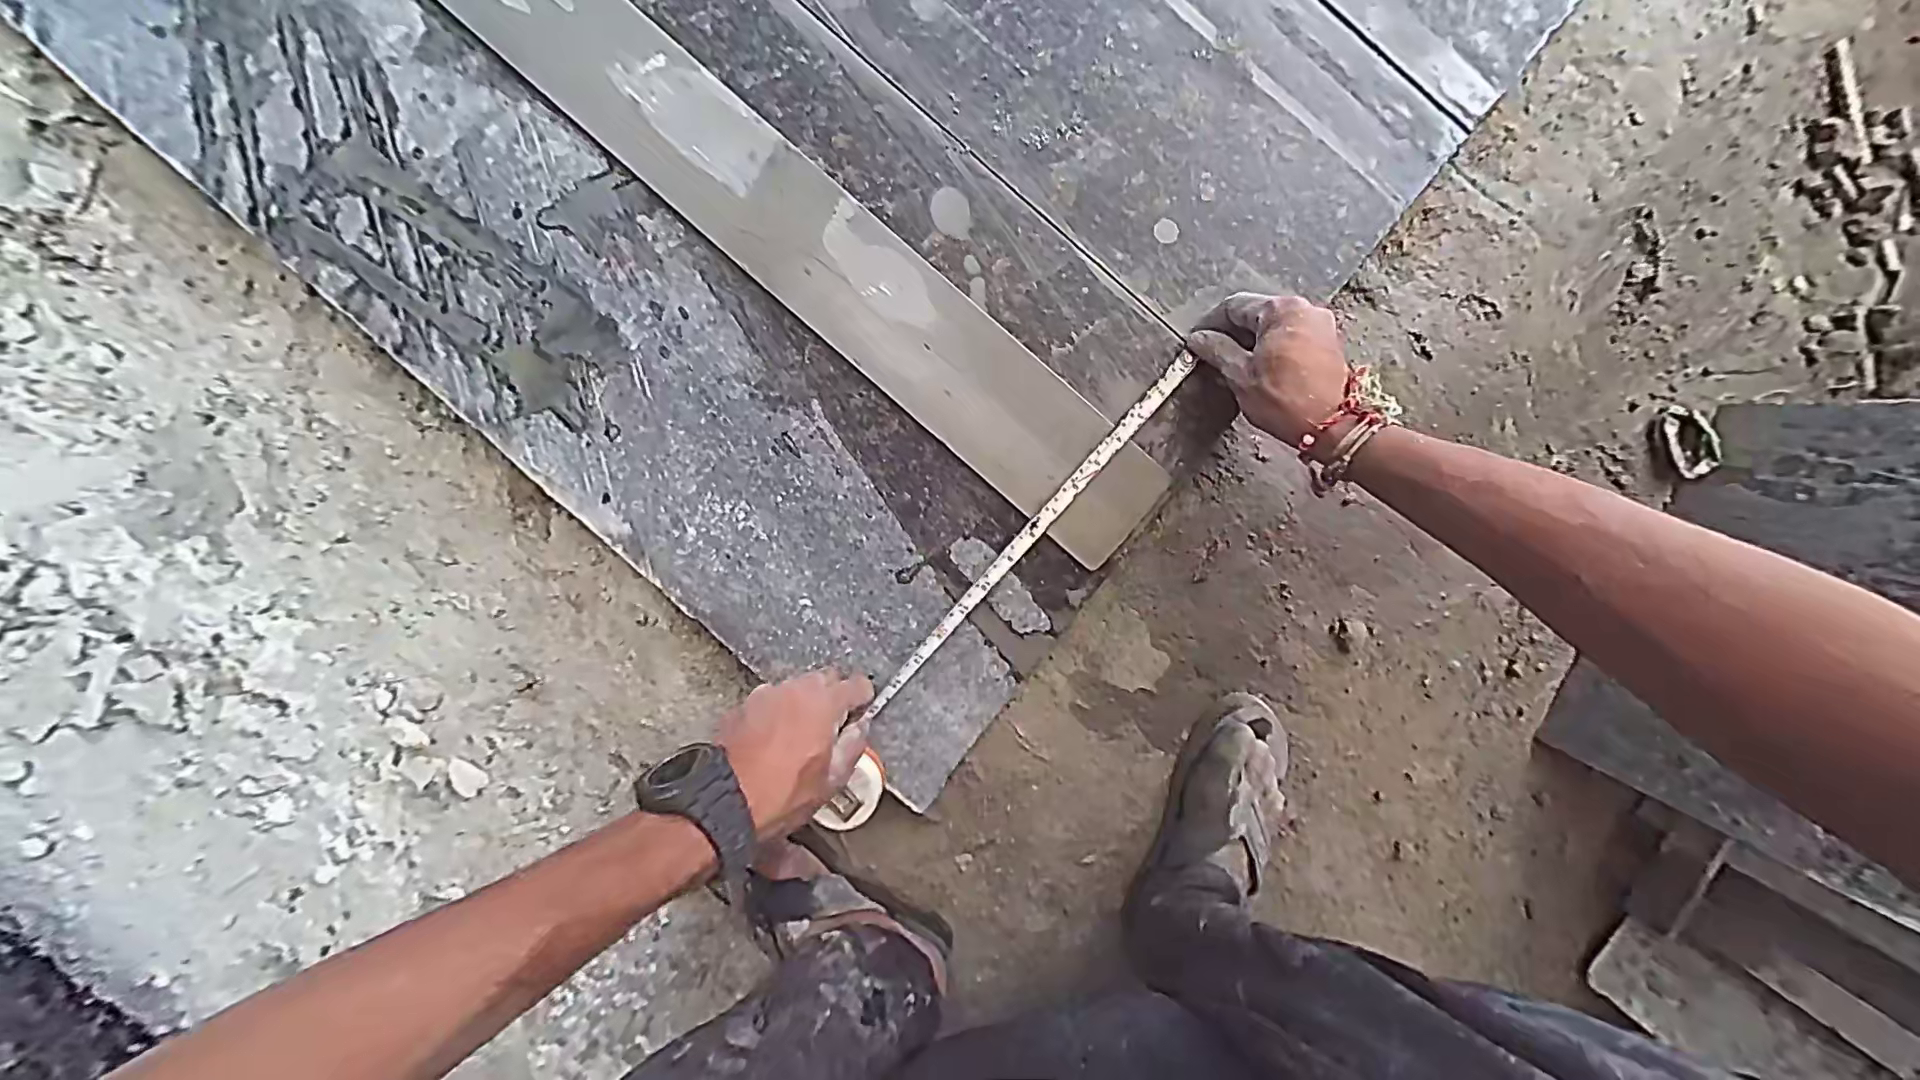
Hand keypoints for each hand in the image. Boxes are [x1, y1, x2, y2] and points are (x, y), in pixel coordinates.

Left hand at [714, 670, 874, 838]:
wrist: (725, 800)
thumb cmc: (779, 793)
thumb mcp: (831, 780)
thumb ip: (853, 746)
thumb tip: (860, 729)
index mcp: (824, 702)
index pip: (856, 684)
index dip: (863, 697)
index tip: (862, 709)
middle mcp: (796, 689)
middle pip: (826, 678)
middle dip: (833, 696)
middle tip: (834, 725)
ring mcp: (767, 693)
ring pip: (797, 687)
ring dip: (805, 702)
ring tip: (802, 733)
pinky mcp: (744, 705)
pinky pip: (771, 700)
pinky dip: (778, 712)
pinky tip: (776, 738)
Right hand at [1186, 294, 1352, 456]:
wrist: (1330, 425)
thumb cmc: (1284, 400)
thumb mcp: (1239, 374)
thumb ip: (1216, 350)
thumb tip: (1199, 339)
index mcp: (1282, 309)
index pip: (1234, 306)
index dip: (1210, 325)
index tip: (1196, 343)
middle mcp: (1306, 309)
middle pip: (1256, 315)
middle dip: (1231, 335)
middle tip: (1211, 358)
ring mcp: (1320, 326)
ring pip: (1273, 328)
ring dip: (1251, 344)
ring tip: (1234, 370)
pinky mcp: (1327, 345)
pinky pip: (1290, 339)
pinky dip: (1270, 351)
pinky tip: (1259, 373)